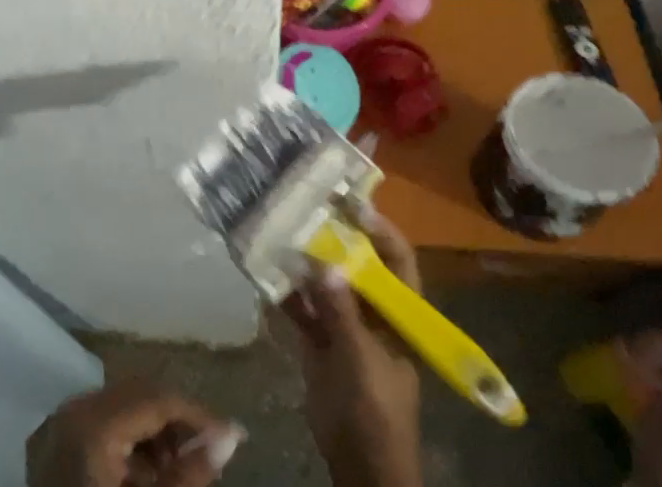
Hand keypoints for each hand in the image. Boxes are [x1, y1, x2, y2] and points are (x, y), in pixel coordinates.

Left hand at [26, 380, 244, 486]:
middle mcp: (68, 413)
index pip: (156, 398)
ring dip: (150, 431)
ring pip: (114, 408)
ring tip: (175, 471)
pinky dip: (124, 442)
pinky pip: (93, 427)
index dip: (199, 415)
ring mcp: (52, 430)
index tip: (232, 437)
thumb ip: (189, 473)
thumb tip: (228, 437)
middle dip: (174, 421)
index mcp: (92, 424)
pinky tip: (142, 476)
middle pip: (134, 395)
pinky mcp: (47, 451)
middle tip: (206, 454)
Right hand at [279, 205, 423, 486]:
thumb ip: (341, 313)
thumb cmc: (376, 409)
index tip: (349, 202)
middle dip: (332, 238)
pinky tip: (263, 272)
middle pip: (355, 264)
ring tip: (276, 230)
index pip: (396, 259)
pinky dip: (284, 293)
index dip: (378, 229)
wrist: (359, 459)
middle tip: (303, 206)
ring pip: (324, 283)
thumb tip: (322, 264)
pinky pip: (301, 308)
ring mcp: (345, 324)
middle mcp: (373, 310)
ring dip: (302, 262)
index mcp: (399, 312)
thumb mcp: (362, 359)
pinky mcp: (319, 341)